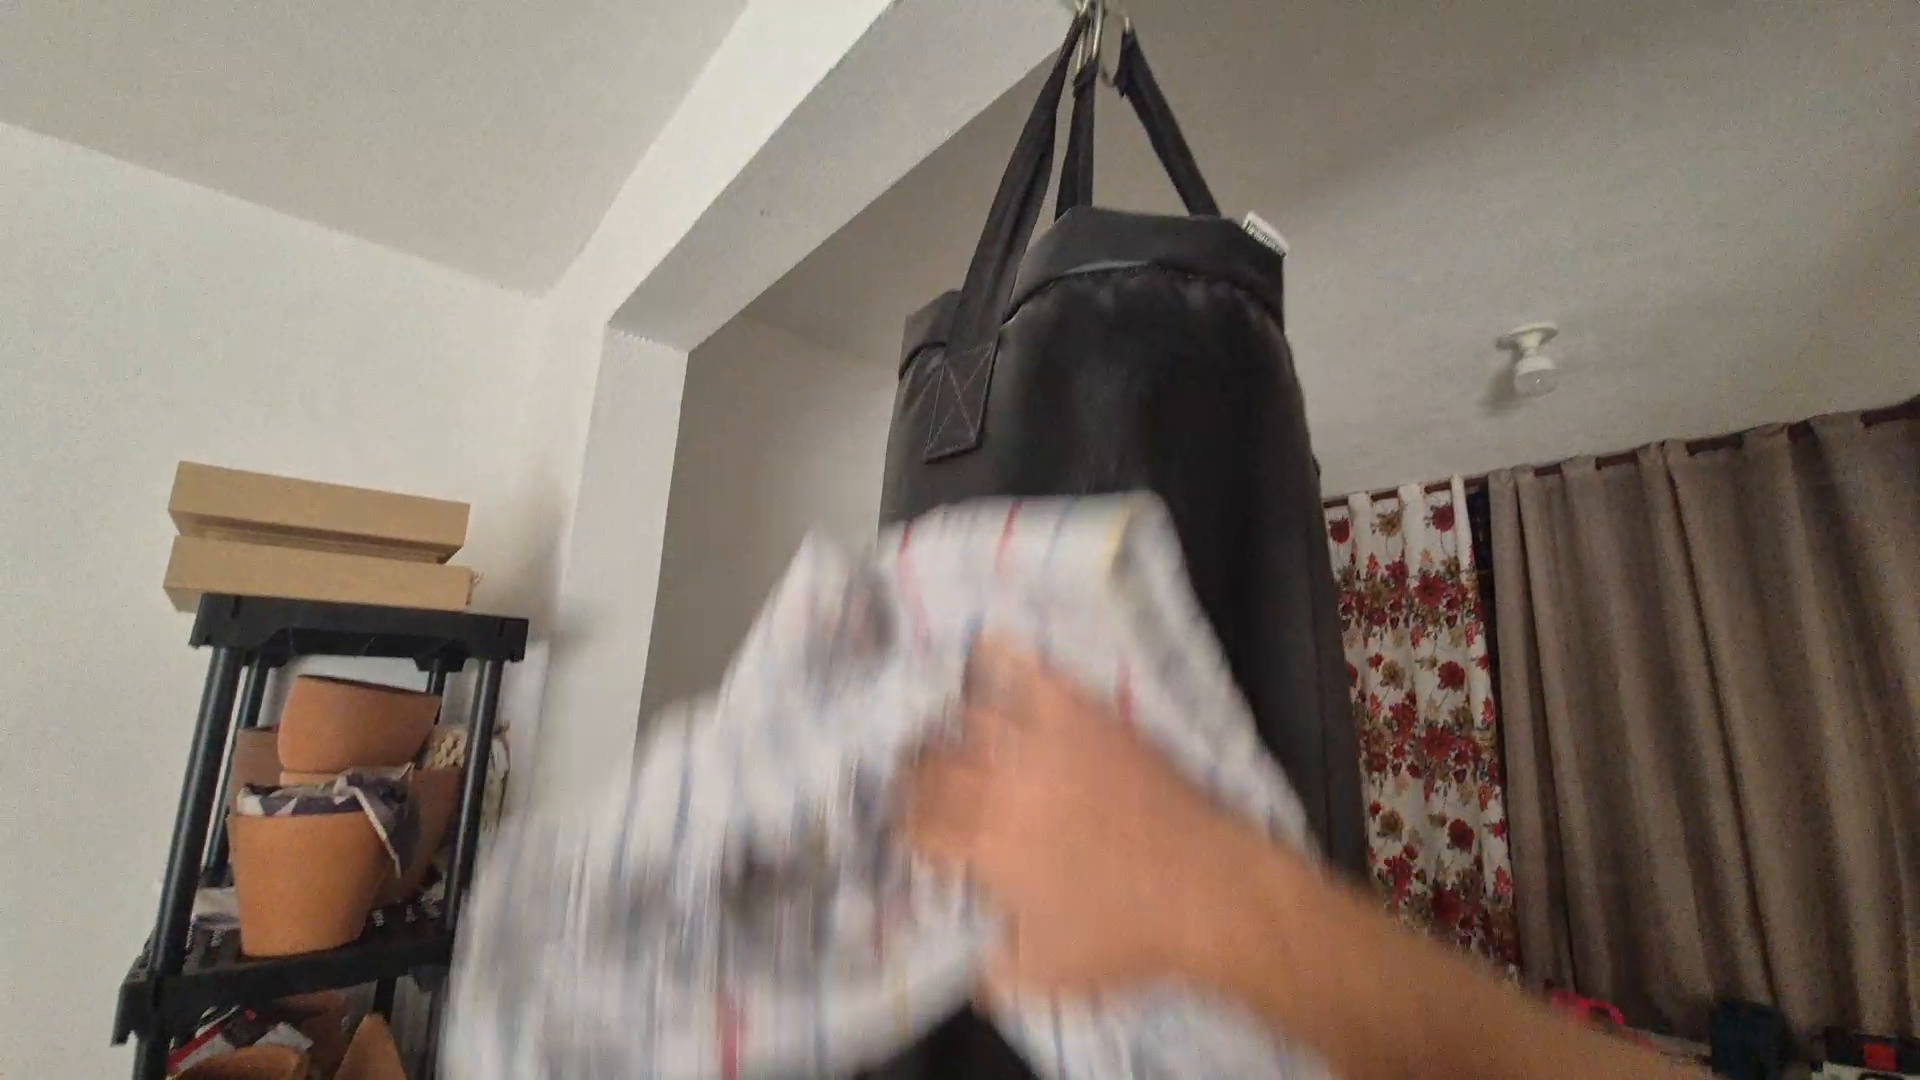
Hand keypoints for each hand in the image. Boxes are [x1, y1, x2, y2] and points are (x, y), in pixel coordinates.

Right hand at [901, 638, 1287, 1001]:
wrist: (1207, 886)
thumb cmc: (1130, 933)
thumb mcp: (1053, 976)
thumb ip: (998, 973)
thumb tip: (973, 967)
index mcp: (989, 846)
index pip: (925, 823)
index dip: (909, 823)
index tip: (909, 823)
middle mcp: (1005, 786)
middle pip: (936, 766)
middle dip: (915, 774)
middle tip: (917, 777)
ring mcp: (1046, 745)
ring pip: (974, 719)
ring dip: (951, 727)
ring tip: (947, 728)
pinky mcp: (1084, 718)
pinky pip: (1036, 678)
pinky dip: (1008, 661)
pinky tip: (989, 650)